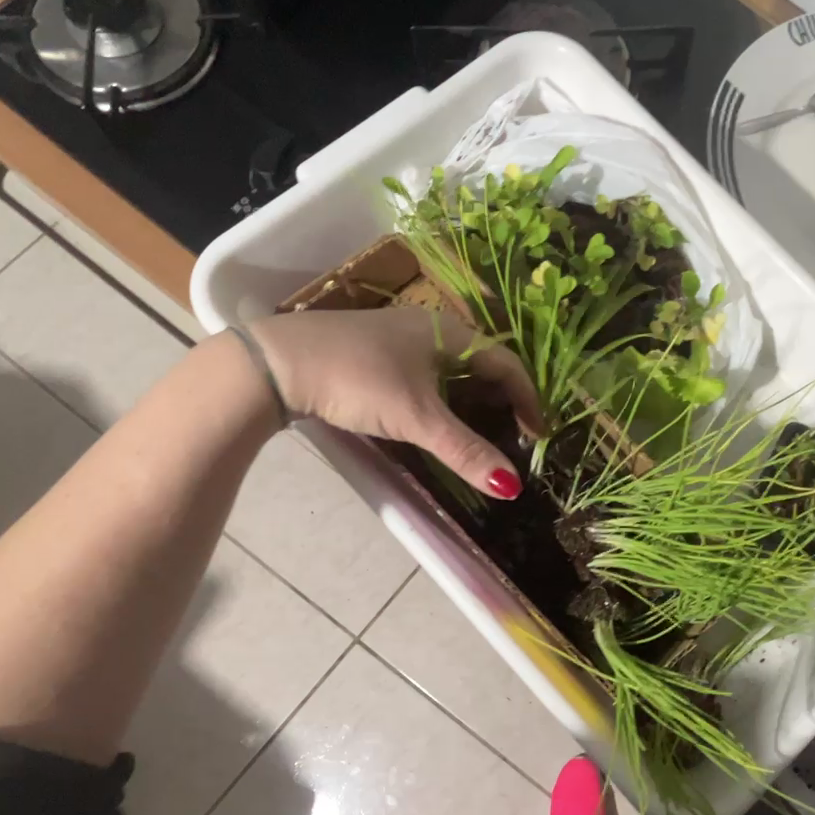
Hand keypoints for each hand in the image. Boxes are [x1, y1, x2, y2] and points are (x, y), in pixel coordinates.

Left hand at [243, 307, 541, 498]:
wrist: (275, 363)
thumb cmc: (357, 380)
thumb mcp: (417, 419)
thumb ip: (466, 452)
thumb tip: (512, 487)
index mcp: (450, 332)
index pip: (508, 364)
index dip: (529, 400)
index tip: (539, 436)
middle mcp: (430, 327)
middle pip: (484, 364)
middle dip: (504, 401)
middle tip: (514, 437)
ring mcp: (400, 338)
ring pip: (454, 370)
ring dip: (474, 401)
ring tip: (482, 434)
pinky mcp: (375, 353)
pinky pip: (429, 374)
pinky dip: (445, 398)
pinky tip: (435, 420)